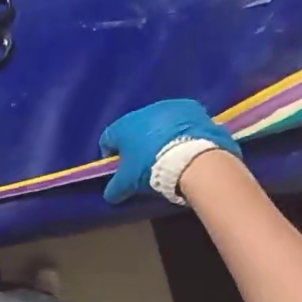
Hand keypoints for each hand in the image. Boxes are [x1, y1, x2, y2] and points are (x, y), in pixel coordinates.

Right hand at [99, 99, 241, 204]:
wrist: (193, 160)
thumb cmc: (151, 168)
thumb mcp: (128, 183)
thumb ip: (115, 188)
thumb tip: (110, 195)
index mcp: (121, 128)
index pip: (108, 139)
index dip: (112, 154)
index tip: (120, 167)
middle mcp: (141, 112)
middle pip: (133, 129)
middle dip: (137, 143)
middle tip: (145, 162)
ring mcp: (166, 107)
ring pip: (157, 122)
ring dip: (159, 134)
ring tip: (169, 152)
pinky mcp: (190, 107)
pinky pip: (180, 119)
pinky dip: (180, 129)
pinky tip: (186, 143)